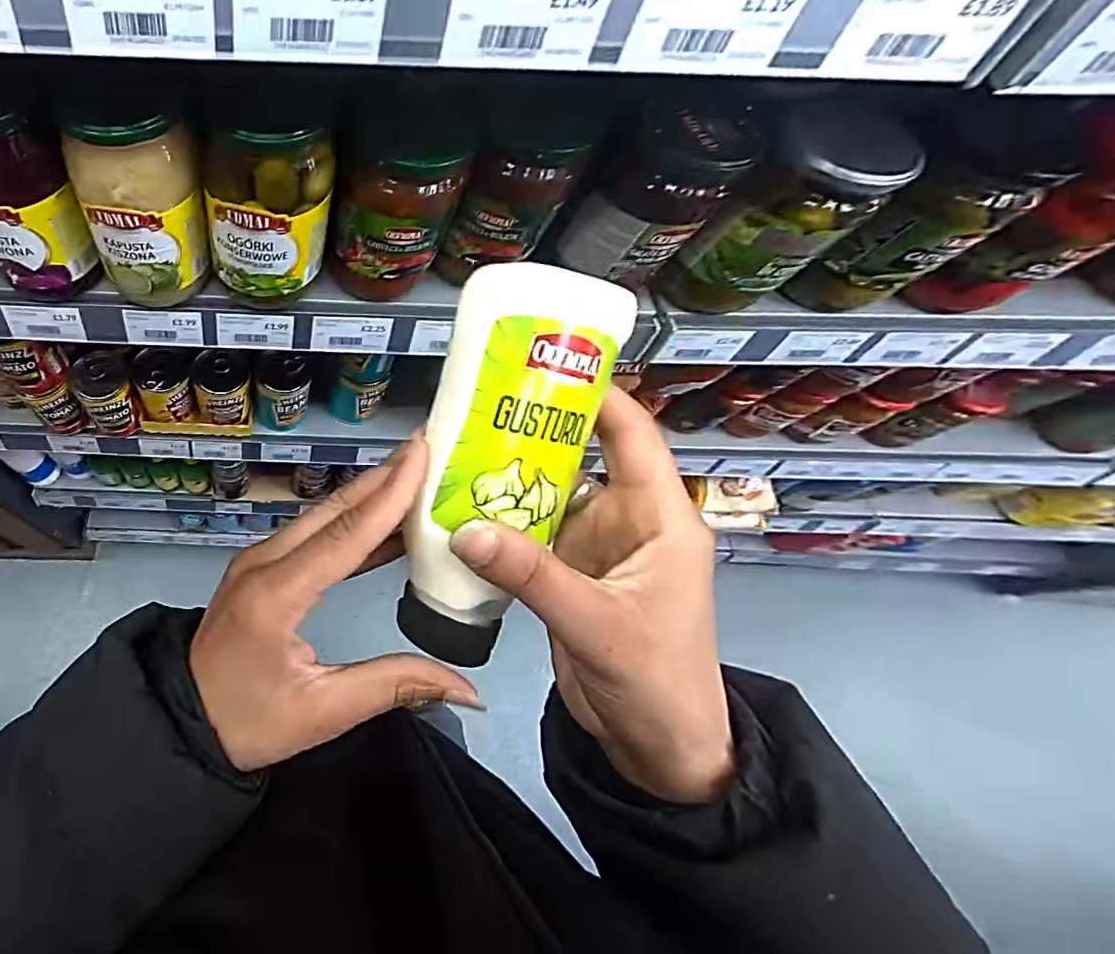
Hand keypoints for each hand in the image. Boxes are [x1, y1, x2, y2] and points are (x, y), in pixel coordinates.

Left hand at [190, 435, 480, 772]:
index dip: (388, 495)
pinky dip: (352, 524)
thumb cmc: (246, 720)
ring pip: (322, 519)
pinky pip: (313, 536)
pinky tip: (387, 525)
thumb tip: (467, 689)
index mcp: (275, 593)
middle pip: (332, 513)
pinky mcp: (262, 568)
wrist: (183, 716)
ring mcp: (259, 561)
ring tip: (415, 474)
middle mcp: (264, 563)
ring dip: (368, 496)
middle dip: (382, 478)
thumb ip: (393, 687)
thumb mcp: (320, 711)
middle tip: (426, 446)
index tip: (421, 455)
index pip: (343, 535)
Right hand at [446, 387, 732, 803]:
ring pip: (544, 496)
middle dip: (531, 432)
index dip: (598, 396)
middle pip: (577, 459)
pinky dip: (495, 522)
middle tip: (476, 408)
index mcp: (659, 519)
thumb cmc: (655, 680)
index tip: (546, 367)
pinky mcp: (564, 573)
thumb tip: (462, 528)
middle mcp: (624, 521)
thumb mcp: (597, 624)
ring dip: (505, 479)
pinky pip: (526, 534)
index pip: (633, 438)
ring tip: (455, 452)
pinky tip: (458, 510)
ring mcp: (590, 547)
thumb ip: (531, 575)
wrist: (655, 748)